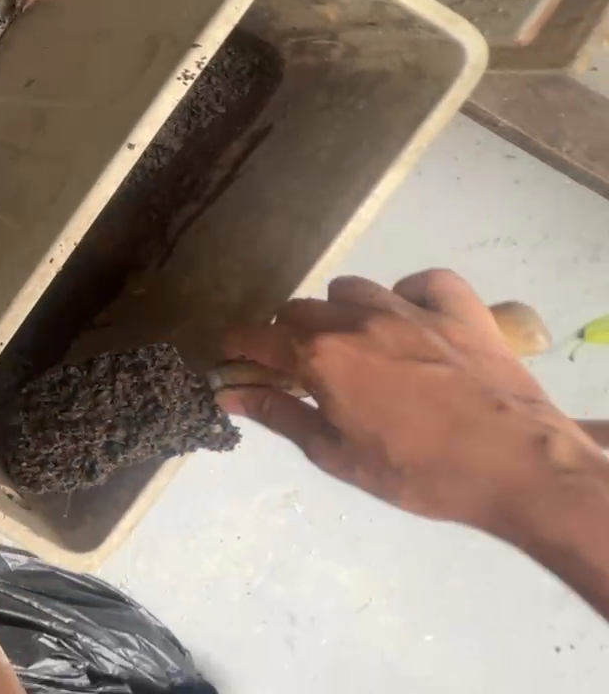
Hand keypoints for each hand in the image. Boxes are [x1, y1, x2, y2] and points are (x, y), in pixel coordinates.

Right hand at [219, 270, 604, 539]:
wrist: (531, 477)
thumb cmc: (423, 473)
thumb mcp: (335, 454)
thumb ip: (277, 415)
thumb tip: (227, 395)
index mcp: (317, 356)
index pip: (250, 336)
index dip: (236, 350)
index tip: (238, 366)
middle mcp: (353, 322)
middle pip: (295, 310)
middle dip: (286, 336)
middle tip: (303, 369)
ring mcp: (410, 313)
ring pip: (349, 290)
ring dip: (339, 312)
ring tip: (355, 342)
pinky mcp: (462, 316)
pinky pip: (426, 282)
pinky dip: (411, 293)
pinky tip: (411, 318)